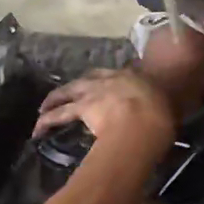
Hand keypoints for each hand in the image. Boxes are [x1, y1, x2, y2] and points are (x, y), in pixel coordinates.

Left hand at [33, 68, 175, 147]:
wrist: (142, 124)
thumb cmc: (160, 117)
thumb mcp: (165, 109)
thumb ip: (160, 109)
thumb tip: (163, 117)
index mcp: (136, 78)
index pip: (121, 75)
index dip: (111, 81)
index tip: (106, 86)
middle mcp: (113, 80)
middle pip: (90, 78)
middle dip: (79, 85)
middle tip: (69, 92)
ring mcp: (95, 91)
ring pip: (70, 92)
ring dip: (55, 99)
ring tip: (44, 108)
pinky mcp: (81, 108)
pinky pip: (59, 113)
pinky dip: (46, 120)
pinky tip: (38, 129)